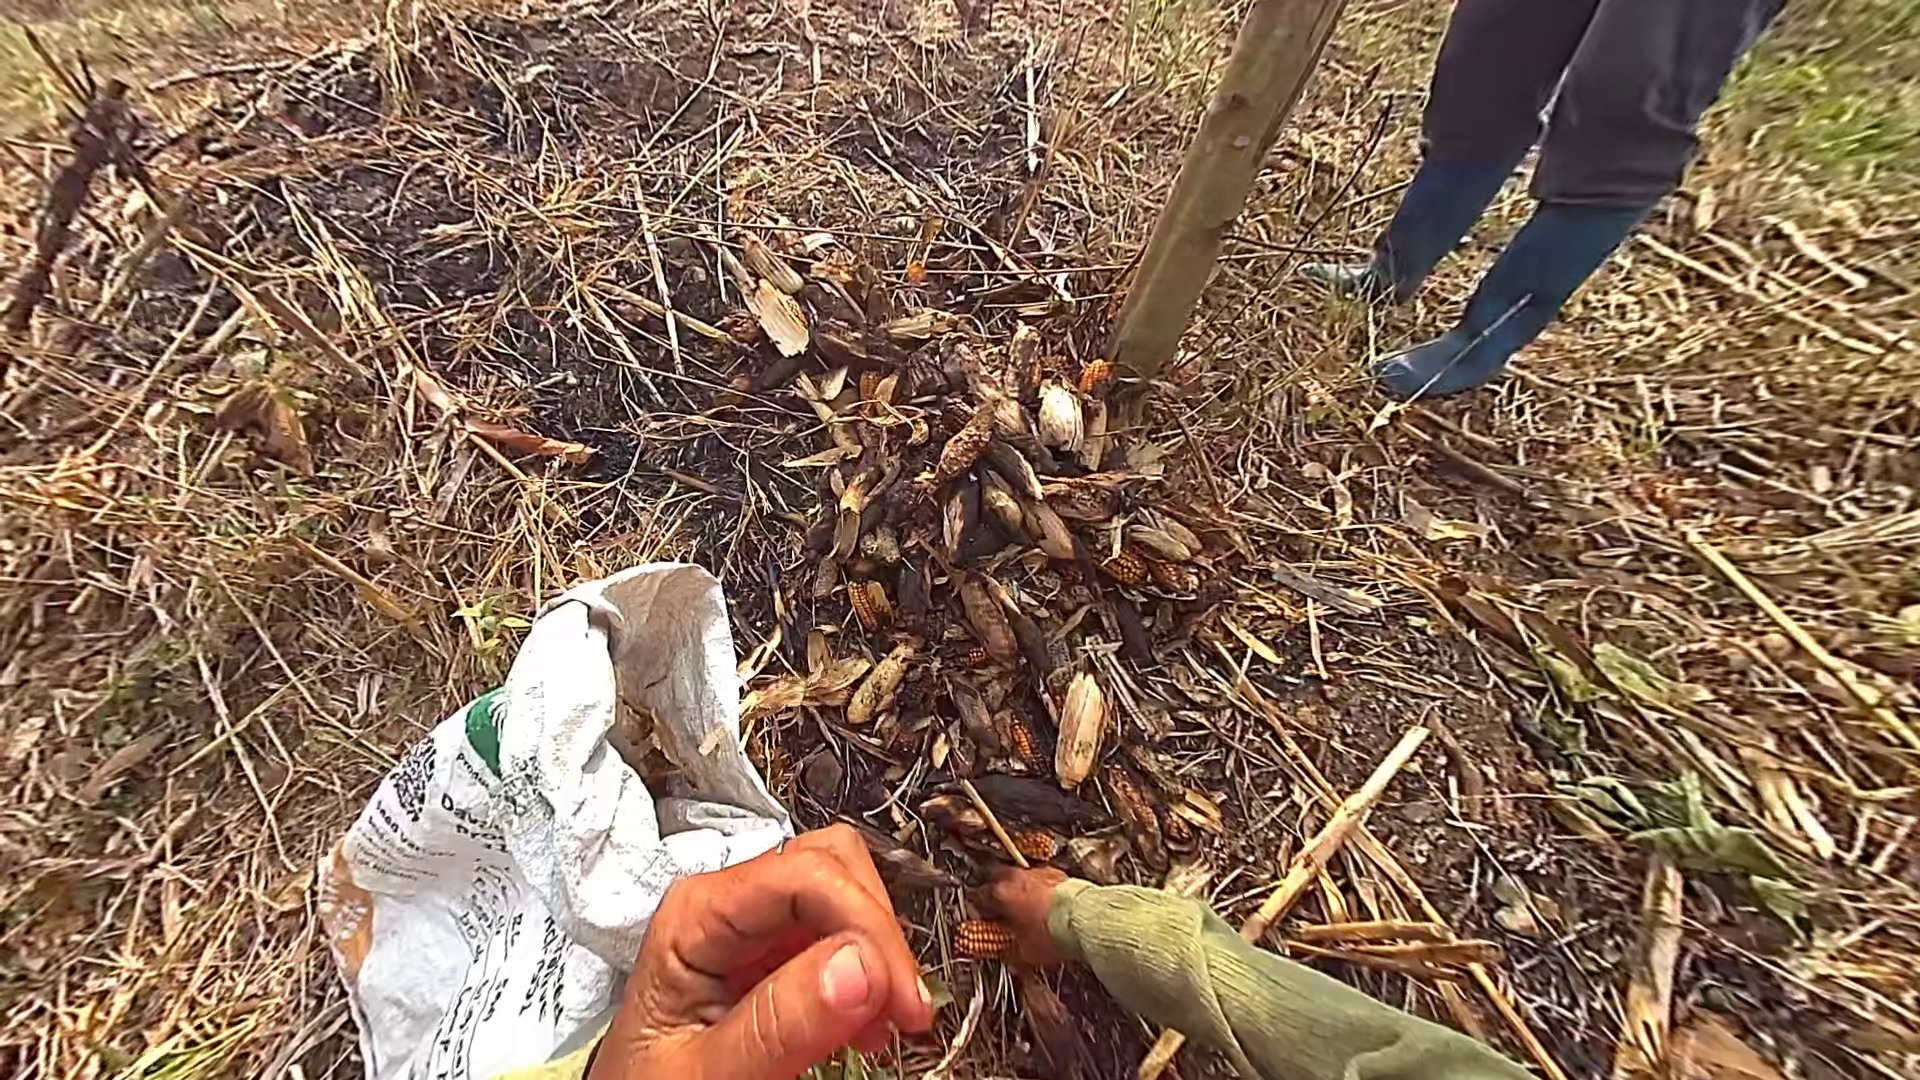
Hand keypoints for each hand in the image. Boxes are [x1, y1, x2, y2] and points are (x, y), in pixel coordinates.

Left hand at [590, 824, 934, 1079]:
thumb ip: (776, 1027)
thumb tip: (864, 966)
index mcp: (698, 913)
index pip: (803, 875)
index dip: (863, 921)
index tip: (900, 995)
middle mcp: (730, 896)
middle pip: (830, 861)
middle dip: (875, 926)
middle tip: (901, 1006)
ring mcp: (756, 915)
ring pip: (843, 881)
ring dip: (877, 942)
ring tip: (887, 1016)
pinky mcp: (776, 941)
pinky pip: (838, 923)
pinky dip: (868, 961)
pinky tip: (869, 1016)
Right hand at [982, 865, 1069, 967]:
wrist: (1082, 918)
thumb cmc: (1051, 934)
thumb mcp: (1025, 951)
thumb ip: (1009, 948)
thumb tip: (1006, 953)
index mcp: (1002, 895)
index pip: (979, 895)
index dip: (977, 906)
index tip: (979, 914)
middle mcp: (1015, 878)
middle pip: (996, 876)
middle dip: (994, 888)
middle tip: (997, 904)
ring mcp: (1034, 872)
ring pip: (1018, 874)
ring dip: (1016, 886)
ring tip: (1021, 902)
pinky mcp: (1053, 871)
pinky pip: (1038, 876)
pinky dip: (1036, 886)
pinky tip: (1043, 899)